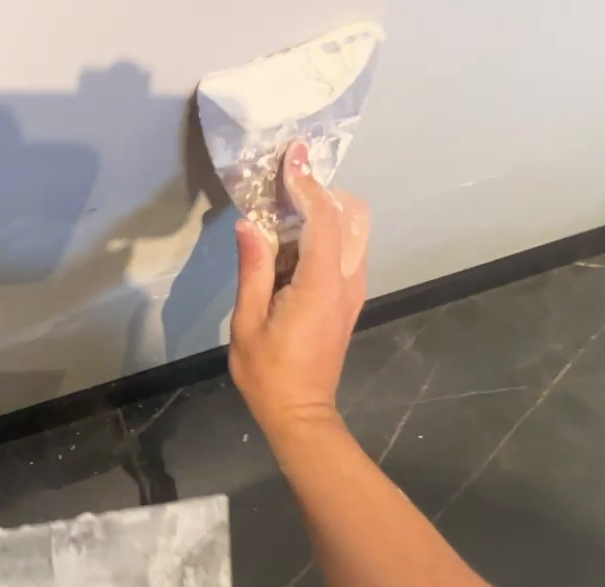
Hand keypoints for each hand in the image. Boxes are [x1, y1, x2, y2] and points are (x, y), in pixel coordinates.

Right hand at [229, 141, 370, 434]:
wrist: (300, 412)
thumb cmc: (268, 374)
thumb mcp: (247, 324)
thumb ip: (252, 270)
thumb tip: (249, 226)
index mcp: (319, 284)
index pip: (323, 216)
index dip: (307, 182)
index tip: (293, 155)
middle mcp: (346, 280)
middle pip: (353, 214)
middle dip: (324, 193)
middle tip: (287, 192)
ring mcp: (353, 290)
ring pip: (357, 230)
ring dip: (328, 212)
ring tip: (288, 218)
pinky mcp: (350, 300)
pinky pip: (349, 251)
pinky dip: (330, 234)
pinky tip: (297, 247)